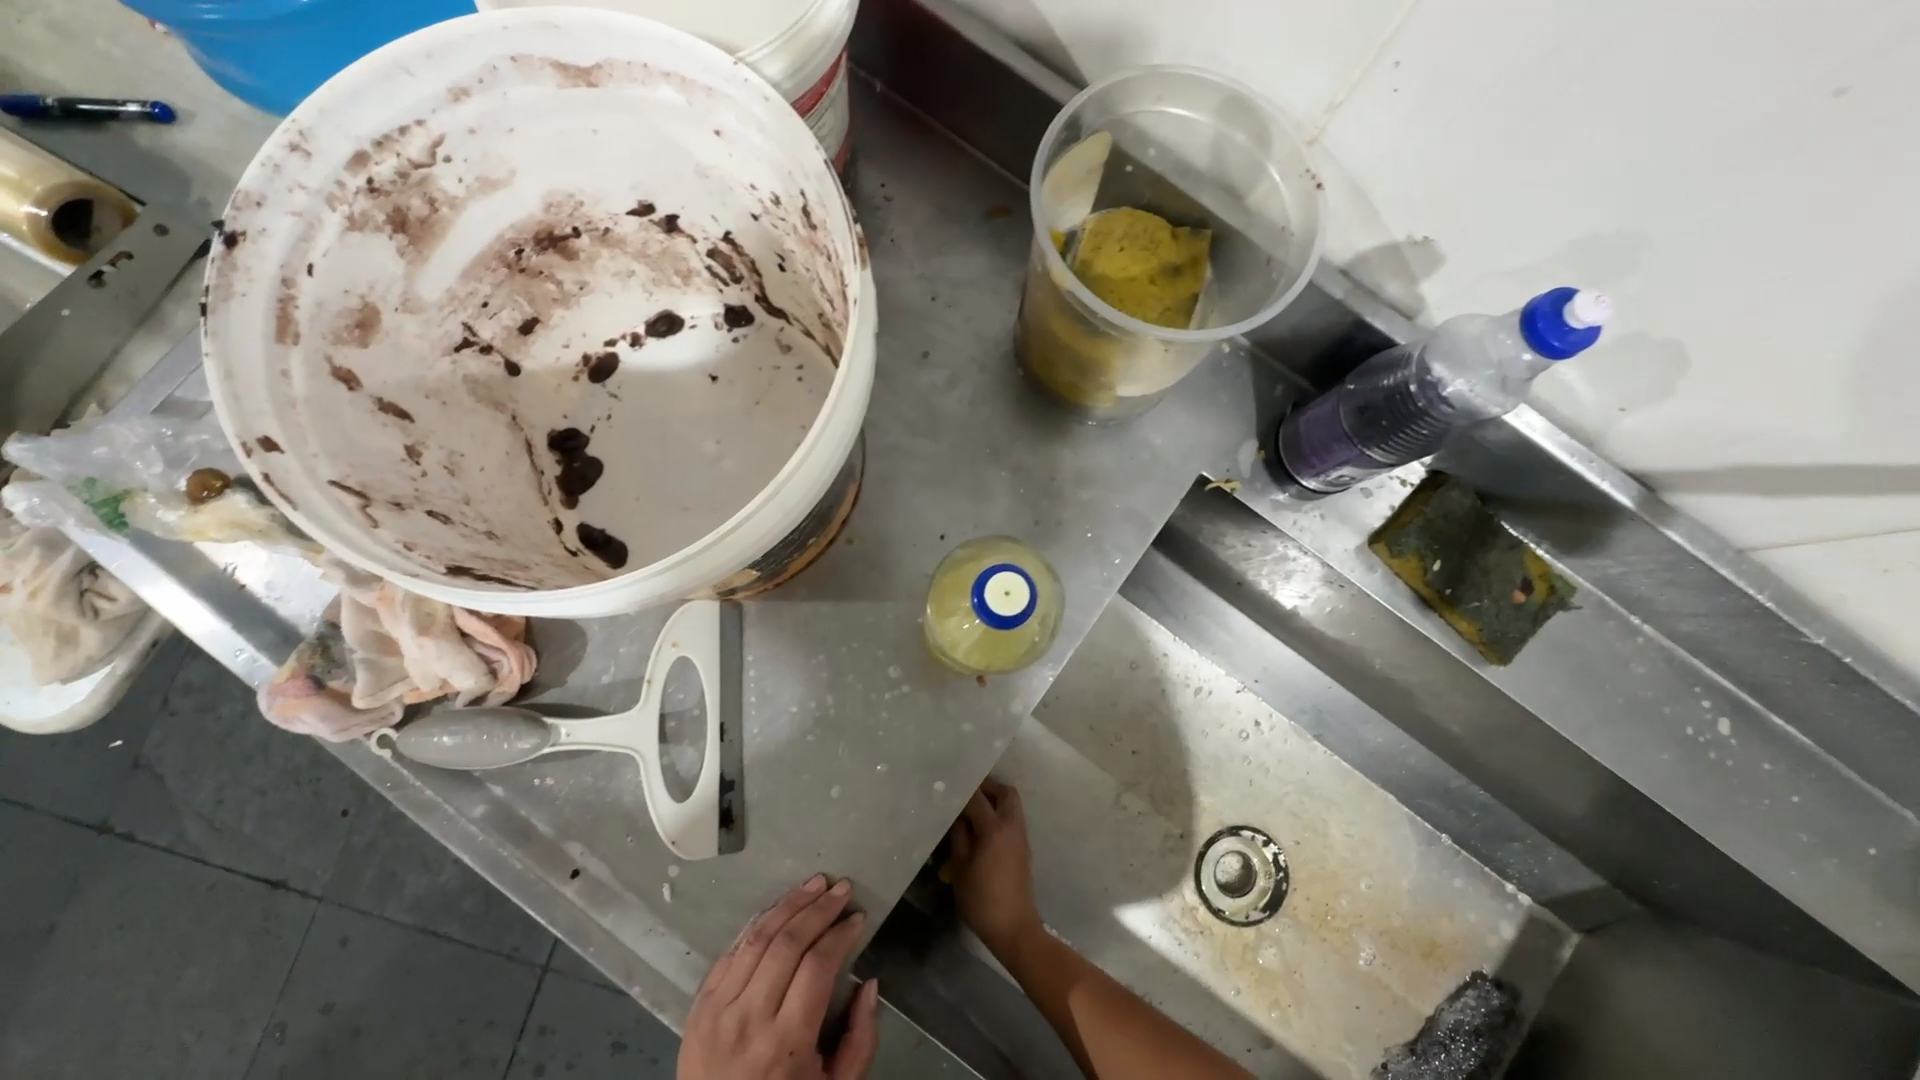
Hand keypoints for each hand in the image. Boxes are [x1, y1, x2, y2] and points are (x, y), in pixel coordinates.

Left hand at [679, 875, 880, 1079]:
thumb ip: (861, 1039)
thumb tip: (869, 984)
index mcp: (785, 1044)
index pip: (817, 966)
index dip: (841, 935)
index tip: (858, 919)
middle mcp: (748, 1019)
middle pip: (787, 944)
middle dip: (819, 909)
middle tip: (842, 888)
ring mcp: (718, 1010)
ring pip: (756, 939)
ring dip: (788, 905)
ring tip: (814, 885)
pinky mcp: (698, 1007)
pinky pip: (731, 953)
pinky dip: (757, 925)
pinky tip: (778, 910)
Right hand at [946, 778, 1043, 960]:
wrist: (1014, 927)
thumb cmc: (982, 900)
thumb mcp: (961, 868)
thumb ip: (959, 837)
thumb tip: (956, 816)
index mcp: (995, 828)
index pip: (978, 797)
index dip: (962, 789)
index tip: (946, 786)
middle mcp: (1012, 826)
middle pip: (1005, 792)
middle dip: (987, 786)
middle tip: (965, 793)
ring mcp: (1021, 837)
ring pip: (1012, 805)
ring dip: (994, 800)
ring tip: (970, 810)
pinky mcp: (1023, 848)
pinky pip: (1013, 819)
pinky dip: (999, 814)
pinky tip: (980, 828)